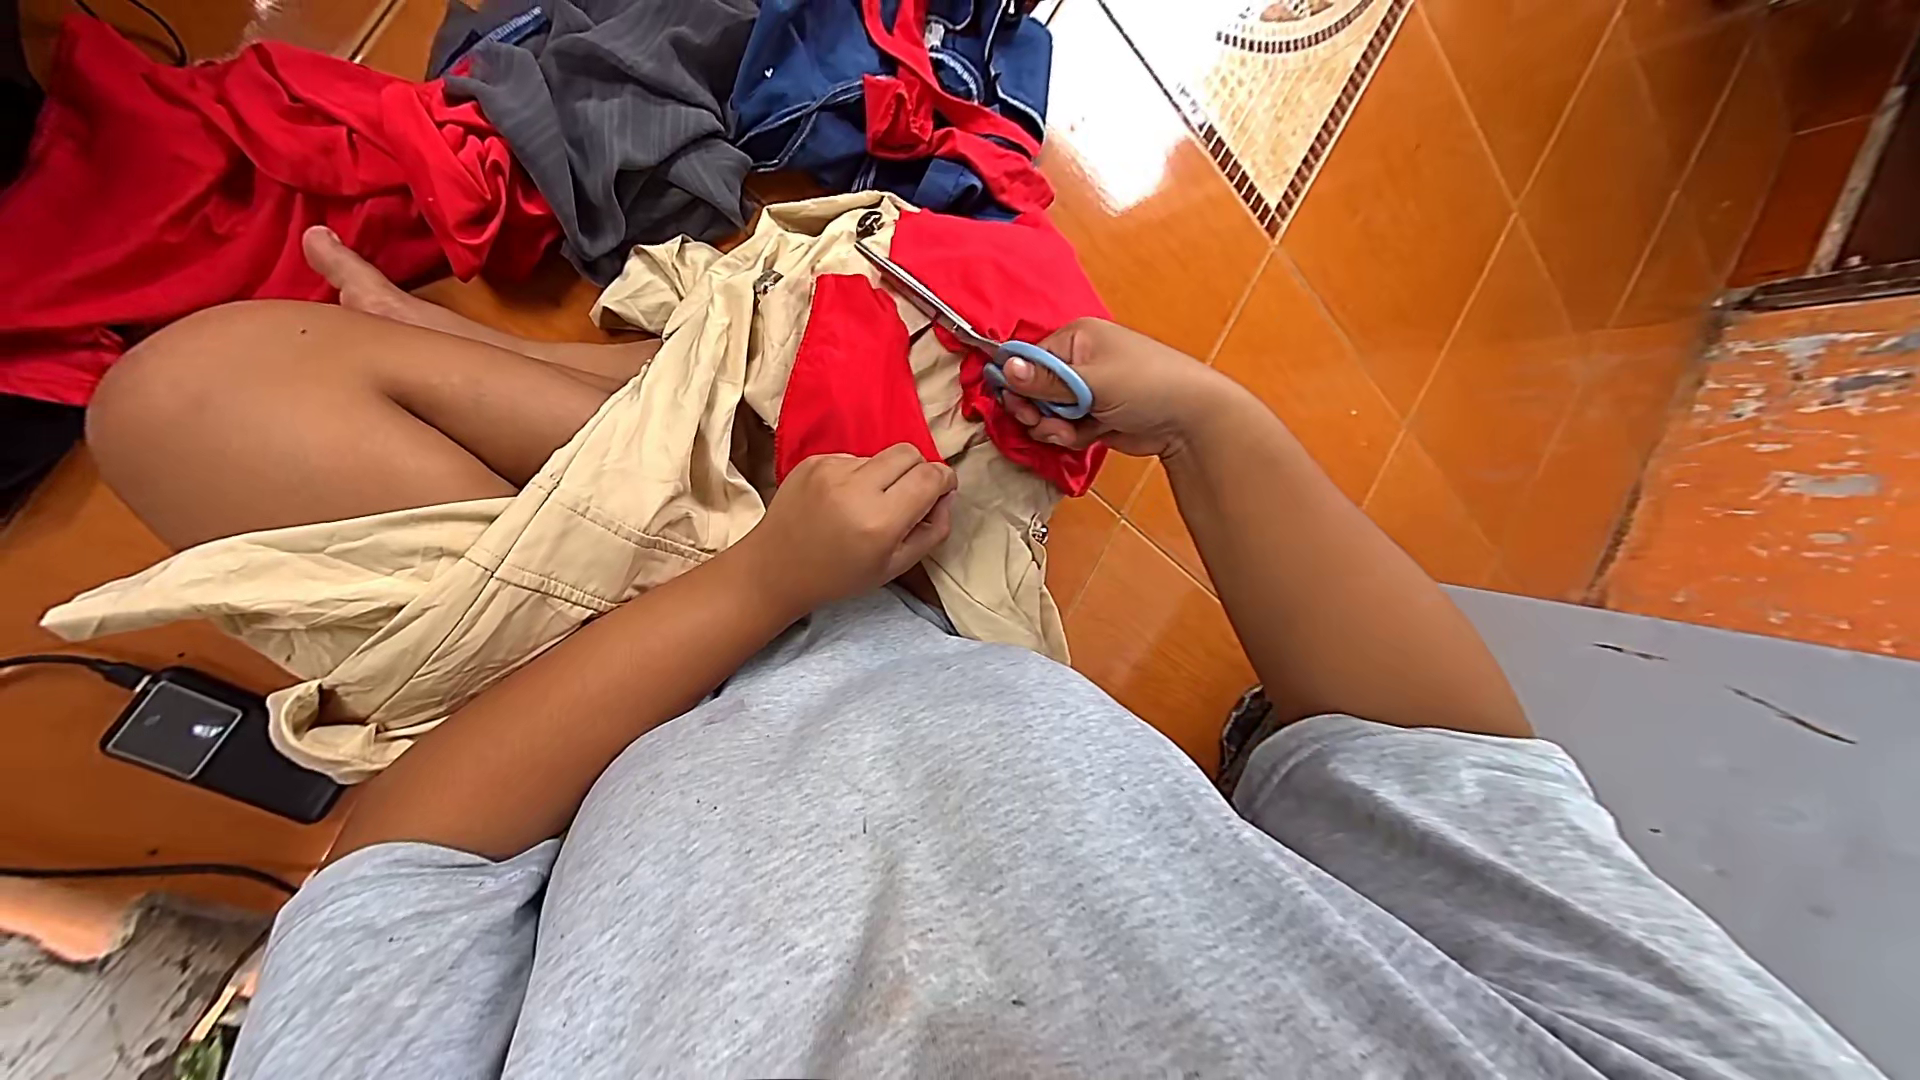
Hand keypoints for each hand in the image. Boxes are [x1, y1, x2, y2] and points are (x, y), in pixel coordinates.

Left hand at [736, 444, 956, 618]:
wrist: (775, 569)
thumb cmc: (840, 576)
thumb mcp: (896, 566)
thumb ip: (932, 530)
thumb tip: (945, 495)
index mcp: (880, 521)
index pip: (930, 476)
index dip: (945, 480)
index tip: (942, 491)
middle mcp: (855, 489)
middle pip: (909, 453)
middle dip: (919, 470)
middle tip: (909, 496)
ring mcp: (830, 470)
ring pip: (881, 455)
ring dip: (886, 475)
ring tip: (868, 504)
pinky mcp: (813, 461)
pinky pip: (854, 457)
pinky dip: (859, 475)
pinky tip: (843, 500)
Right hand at [997, 317, 1243, 457]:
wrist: (1190, 419)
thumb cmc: (1147, 385)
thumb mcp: (1093, 381)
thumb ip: (1047, 379)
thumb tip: (1005, 367)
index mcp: (1076, 338)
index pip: (1029, 359)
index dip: (1019, 384)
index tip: (1019, 405)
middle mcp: (1077, 361)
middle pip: (1034, 388)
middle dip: (1037, 410)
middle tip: (1042, 421)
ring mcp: (1085, 390)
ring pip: (1047, 413)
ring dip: (1053, 427)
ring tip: (1070, 431)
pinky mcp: (1092, 416)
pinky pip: (1064, 427)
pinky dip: (1069, 436)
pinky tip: (1083, 437)